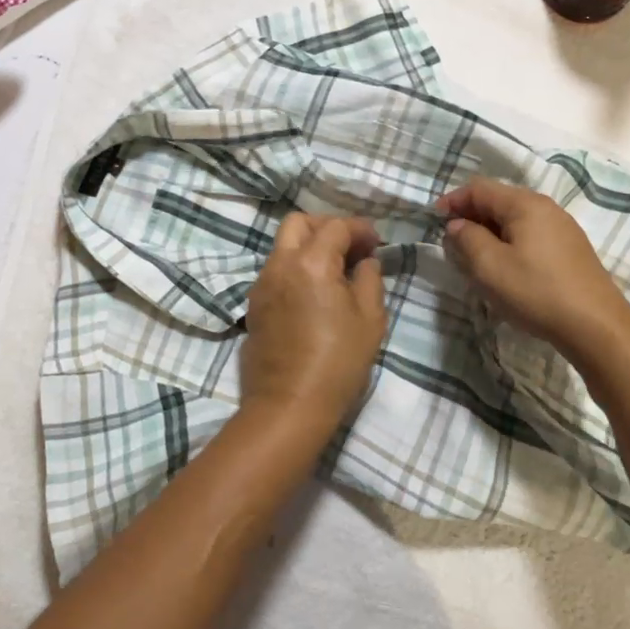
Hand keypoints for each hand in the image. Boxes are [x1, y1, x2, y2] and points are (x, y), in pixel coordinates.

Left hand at [242, 214, 386, 423]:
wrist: (288, 405)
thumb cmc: (338, 362)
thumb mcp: (370, 320)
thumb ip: (370, 280)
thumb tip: (365, 262)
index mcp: (311, 262)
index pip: (336, 226)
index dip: (359, 229)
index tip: (375, 244)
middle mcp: (280, 264)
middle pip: (298, 223)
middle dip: (326, 227)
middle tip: (350, 248)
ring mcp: (261, 284)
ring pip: (282, 246)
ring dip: (308, 247)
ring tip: (335, 271)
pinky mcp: (254, 305)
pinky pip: (275, 270)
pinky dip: (295, 267)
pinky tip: (314, 292)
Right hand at [437, 178, 629, 349]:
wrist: (598, 328)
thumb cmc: (537, 292)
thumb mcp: (490, 266)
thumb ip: (466, 239)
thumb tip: (457, 225)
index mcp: (525, 204)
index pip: (479, 188)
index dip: (452, 201)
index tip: (434, 222)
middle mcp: (546, 207)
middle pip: (498, 201)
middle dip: (470, 218)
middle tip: (452, 245)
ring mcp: (562, 228)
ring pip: (514, 220)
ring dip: (489, 234)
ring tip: (475, 261)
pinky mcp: (571, 250)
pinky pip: (530, 236)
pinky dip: (509, 245)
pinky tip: (506, 271)